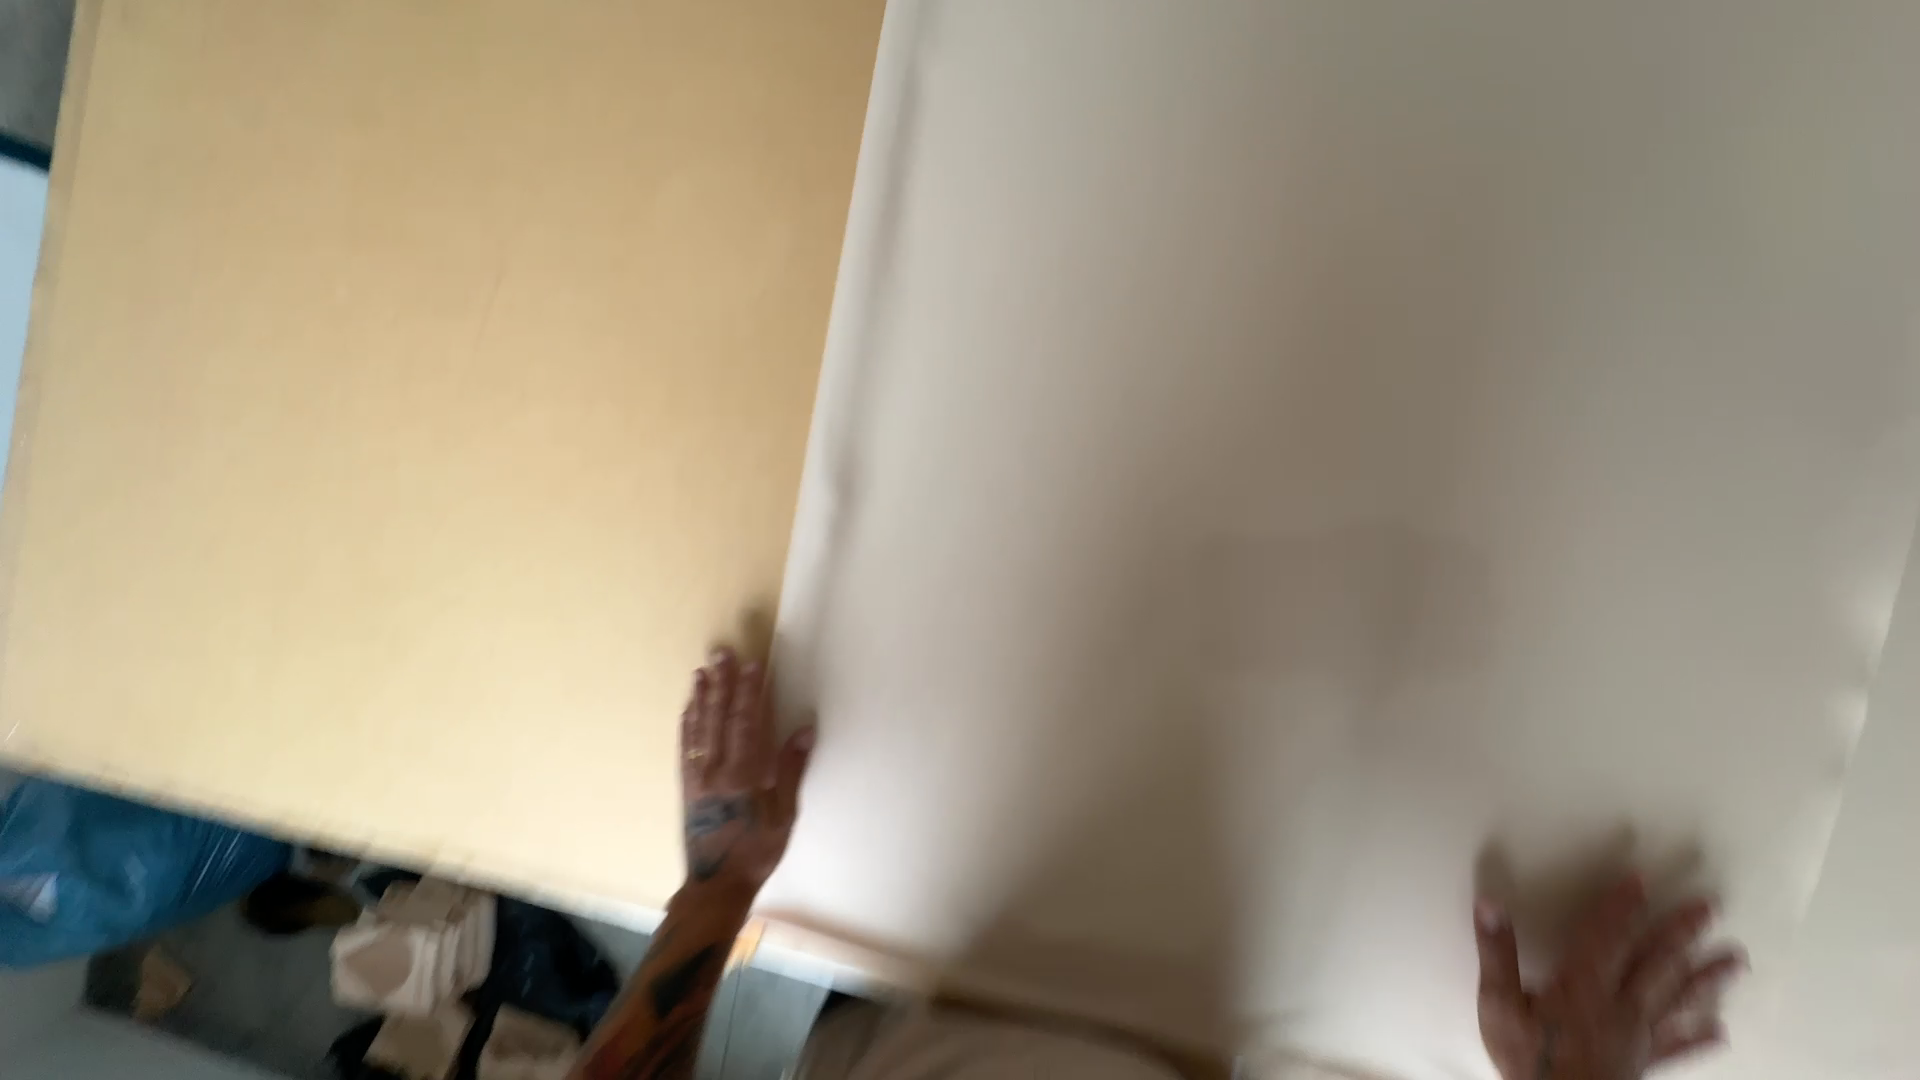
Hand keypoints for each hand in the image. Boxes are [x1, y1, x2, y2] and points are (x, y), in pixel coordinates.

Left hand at [679, 647, 814, 894]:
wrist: (715, 886)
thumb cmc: (757, 851)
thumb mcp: (784, 814)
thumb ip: (792, 770)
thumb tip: (804, 730)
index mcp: (743, 776)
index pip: (746, 723)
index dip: (749, 691)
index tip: (752, 664)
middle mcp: (716, 771)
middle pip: (718, 718)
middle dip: (722, 683)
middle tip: (721, 653)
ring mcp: (697, 778)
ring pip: (698, 728)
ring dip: (701, 697)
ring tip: (702, 670)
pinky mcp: (686, 787)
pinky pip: (685, 749)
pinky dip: (687, 724)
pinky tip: (688, 707)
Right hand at [1475, 875, 1745, 1079]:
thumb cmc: (1527, 1056)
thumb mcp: (1497, 1002)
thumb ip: (1495, 953)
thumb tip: (1489, 903)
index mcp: (1584, 986)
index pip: (1606, 937)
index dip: (1621, 906)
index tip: (1641, 878)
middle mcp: (1619, 1007)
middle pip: (1656, 964)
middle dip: (1681, 933)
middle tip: (1710, 907)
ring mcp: (1637, 1038)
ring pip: (1677, 1001)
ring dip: (1707, 978)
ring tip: (1736, 960)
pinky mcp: (1642, 1063)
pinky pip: (1676, 1048)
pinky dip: (1699, 1038)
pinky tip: (1720, 1033)